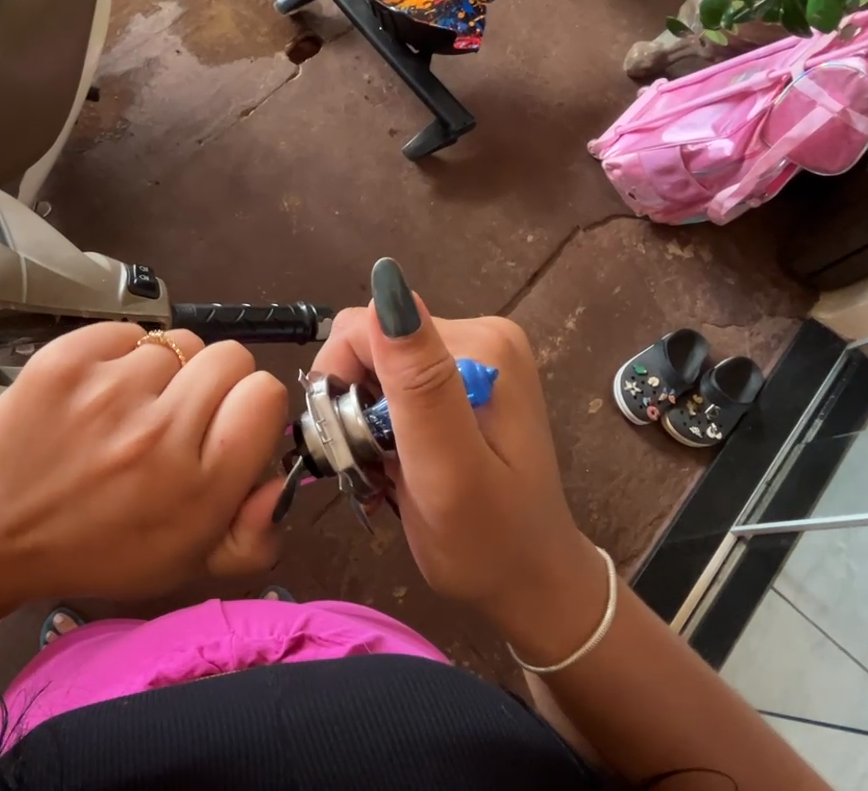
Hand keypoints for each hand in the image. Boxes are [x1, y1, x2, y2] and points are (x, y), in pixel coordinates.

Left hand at [0, 323, 287, 608]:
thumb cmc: (92, 552)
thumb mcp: (183, 567)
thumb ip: (253, 536)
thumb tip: (279, 479)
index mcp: (199, 487)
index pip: (265, 395)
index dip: (251, 408)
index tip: (225, 425)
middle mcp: (161, 431)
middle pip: (229, 356)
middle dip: (214, 383)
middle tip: (178, 414)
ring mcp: (110, 388)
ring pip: (176, 342)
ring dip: (164, 372)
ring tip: (127, 408)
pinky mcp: (67, 357)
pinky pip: (127, 331)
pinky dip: (120, 355)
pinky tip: (96, 391)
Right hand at [312, 259, 605, 661]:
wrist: (528, 582)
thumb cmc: (486, 540)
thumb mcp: (447, 468)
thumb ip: (418, 382)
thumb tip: (387, 284)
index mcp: (481, 345)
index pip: (366, 328)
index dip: (340, 384)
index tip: (351, 443)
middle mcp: (479, 336)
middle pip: (368, 342)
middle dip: (350, 401)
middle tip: (368, 460)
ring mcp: (471, 357)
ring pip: (372, 363)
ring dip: (360, 415)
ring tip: (382, 464)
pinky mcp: (459, 381)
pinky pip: (389, 380)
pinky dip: (376, 420)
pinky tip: (394, 456)